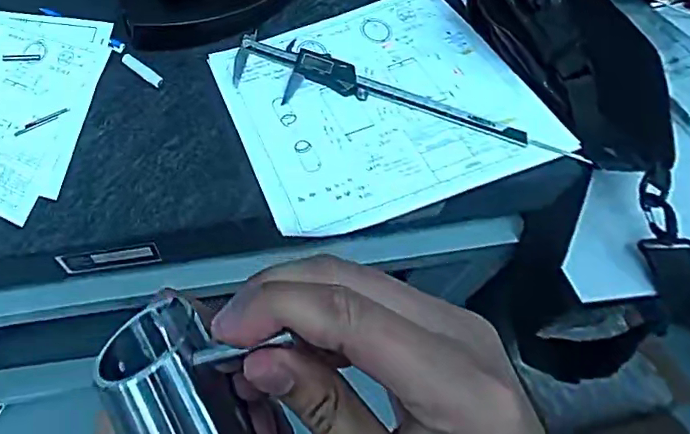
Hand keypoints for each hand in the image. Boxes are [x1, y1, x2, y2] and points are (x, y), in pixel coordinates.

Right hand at [208, 255, 540, 433]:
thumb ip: (326, 412)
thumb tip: (262, 361)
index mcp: (460, 384)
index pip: (346, 308)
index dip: (275, 307)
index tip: (228, 328)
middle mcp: (461, 334)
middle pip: (345, 276)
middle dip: (275, 291)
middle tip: (229, 328)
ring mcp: (455, 322)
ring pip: (352, 276)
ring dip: (295, 296)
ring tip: (253, 337)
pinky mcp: (444, 325)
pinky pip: (370, 295)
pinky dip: (324, 309)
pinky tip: (297, 339)